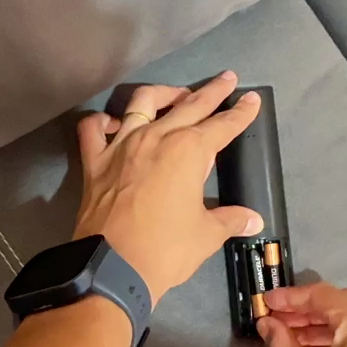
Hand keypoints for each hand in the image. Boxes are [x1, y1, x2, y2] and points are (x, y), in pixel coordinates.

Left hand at [73, 71, 263, 304]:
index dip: (240, 114)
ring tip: (175, 94)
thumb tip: (253, 220)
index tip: (251, 100)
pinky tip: (112, 123)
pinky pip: (93, 130)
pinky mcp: (94, 162)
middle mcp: (156, 138)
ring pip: (142, 104)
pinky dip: (102, 122)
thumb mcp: (206, 235)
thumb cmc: (166, 250)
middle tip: (226, 79)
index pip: (222, 126)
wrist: (113, 268)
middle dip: (211, 92)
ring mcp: (121, 146)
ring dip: (162, 95)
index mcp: (188, 152)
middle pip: (189, 106)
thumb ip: (229, 220)